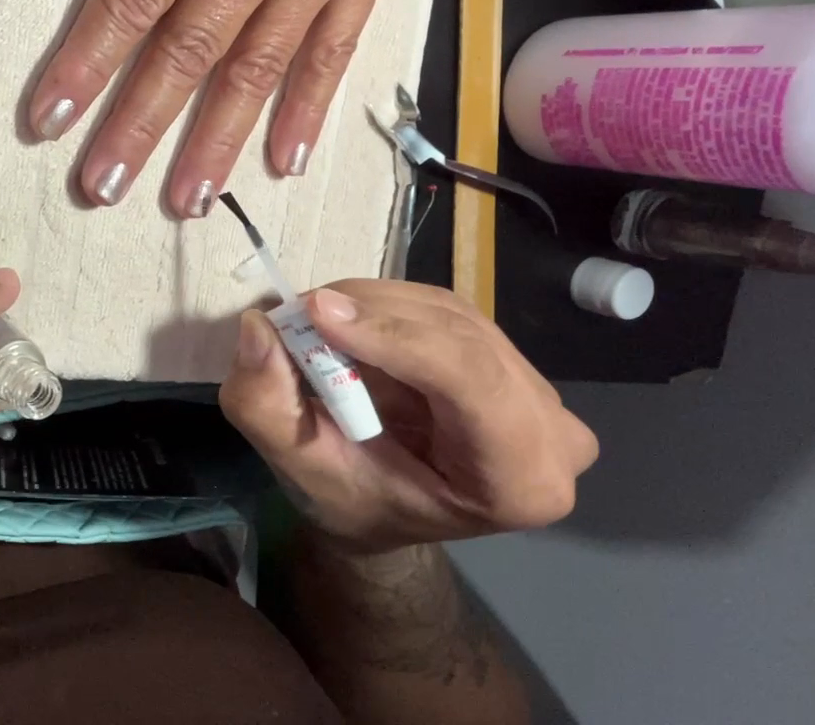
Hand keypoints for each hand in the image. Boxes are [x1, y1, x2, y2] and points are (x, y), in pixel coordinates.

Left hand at [0, 0, 606, 214]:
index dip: (86, 61)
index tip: (49, 119)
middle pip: (187, 52)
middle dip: (138, 126)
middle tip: (101, 186)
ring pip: (257, 71)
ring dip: (215, 141)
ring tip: (184, 201)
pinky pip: (333, 52)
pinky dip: (309, 109)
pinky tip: (286, 159)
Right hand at [221, 279, 597, 551]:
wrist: (383, 511)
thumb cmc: (352, 504)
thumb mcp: (300, 469)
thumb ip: (267, 406)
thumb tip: (258, 328)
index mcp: (521, 482)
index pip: (471, 380)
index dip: (393, 335)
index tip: (315, 311)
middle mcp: (555, 435)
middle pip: (460, 337)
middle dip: (370, 313)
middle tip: (296, 313)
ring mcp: (539, 392)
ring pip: (448, 313)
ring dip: (371, 304)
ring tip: (314, 321)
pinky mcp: (509, 360)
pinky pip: (444, 309)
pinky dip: (384, 305)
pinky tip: (348, 322)